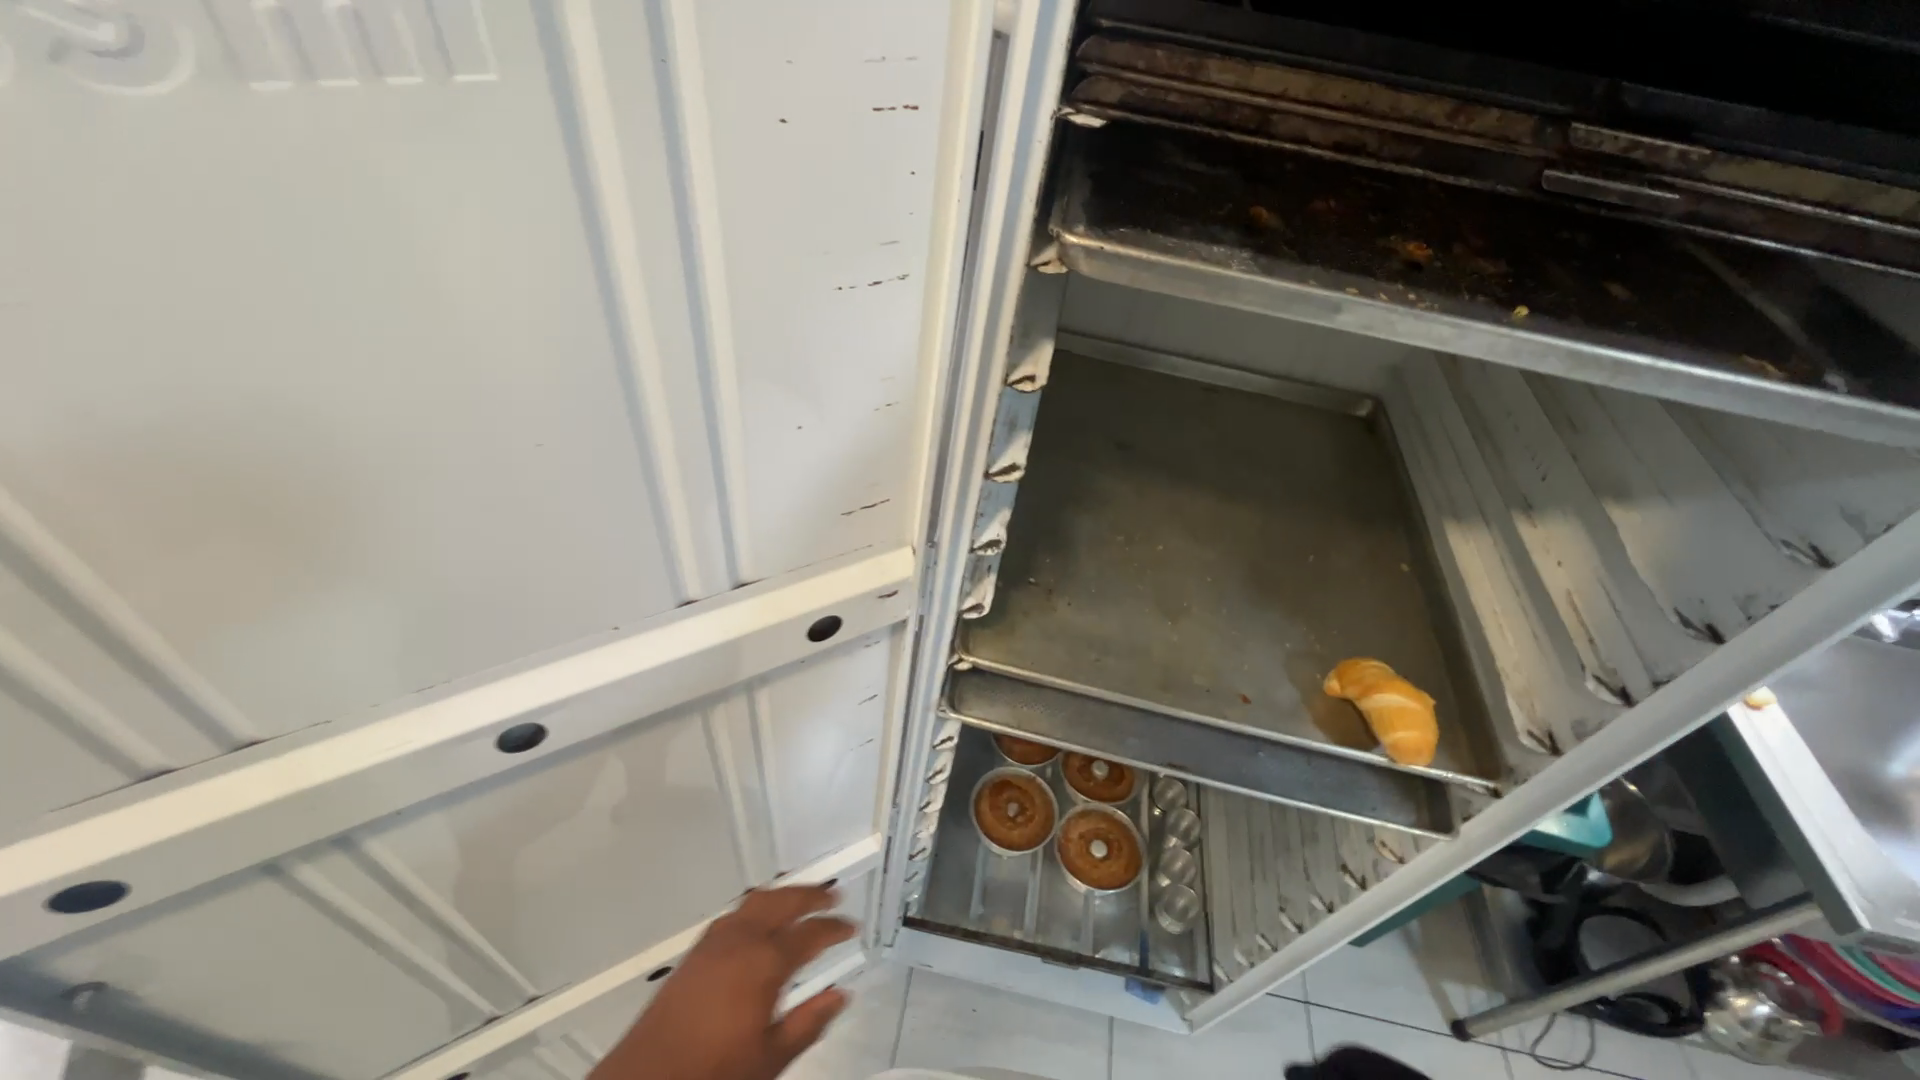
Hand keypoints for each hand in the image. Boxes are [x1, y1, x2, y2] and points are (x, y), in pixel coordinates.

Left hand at [589, 884, 857, 1079]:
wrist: (647, 1079)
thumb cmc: (714, 1071)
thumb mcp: (771, 1057)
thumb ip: (808, 1023)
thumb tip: (840, 997)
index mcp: (764, 963)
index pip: (809, 934)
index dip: (834, 928)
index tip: (851, 927)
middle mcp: (740, 942)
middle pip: (781, 902)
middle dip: (809, 896)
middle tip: (832, 898)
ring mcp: (713, 944)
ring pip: (754, 902)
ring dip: (782, 896)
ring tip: (800, 901)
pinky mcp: (693, 955)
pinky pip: (733, 915)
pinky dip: (756, 908)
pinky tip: (759, 923)